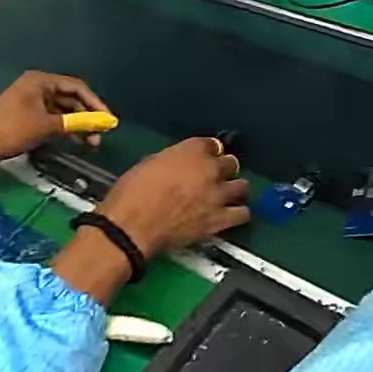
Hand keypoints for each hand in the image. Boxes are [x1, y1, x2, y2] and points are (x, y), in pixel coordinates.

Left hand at [0, 71, 109, 160]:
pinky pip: (54, 119)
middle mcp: (38, 87)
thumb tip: (102, 123)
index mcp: (41, 81)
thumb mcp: (46, 126)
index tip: (108, 120)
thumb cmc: (9, 131)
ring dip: (78, 125)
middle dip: (87, 116)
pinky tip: (77, 141)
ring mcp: (32, 102)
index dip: (95, 103)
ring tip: (92, 143)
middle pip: (71, 99)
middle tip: (101, 134)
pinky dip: (66, 129)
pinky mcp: (28, 116)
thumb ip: (76, 123)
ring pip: (64, 111)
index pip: (77, 88)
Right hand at [97, 138, 250, 257]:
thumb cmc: (131, 195)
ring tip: (226, 195)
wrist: (131, 227)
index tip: (204, 158)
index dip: (208, 152)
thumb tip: (176, 166)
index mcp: (191, 150)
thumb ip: (171, 161)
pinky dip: (238, 213)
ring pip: (242, 186)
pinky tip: (230, 215)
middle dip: (223, 169)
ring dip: (234, 189)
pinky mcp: (219, 219)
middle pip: (231, 162)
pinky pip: (242, 213)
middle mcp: (210, 169)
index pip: (212, 144)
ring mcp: (218, 194)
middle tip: (214, 177)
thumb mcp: (148, 164)